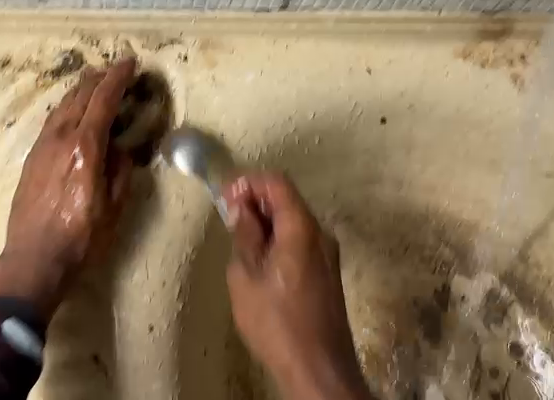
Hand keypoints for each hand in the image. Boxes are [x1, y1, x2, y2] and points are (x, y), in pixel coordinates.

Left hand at [0, 57, 137, 318]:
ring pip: (64, 104)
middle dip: (100, 77)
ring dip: (82, 88)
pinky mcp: (32, 155)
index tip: (130, 63)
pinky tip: (73, 109)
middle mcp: (61, 136)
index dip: (118, 78)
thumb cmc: (81, 237)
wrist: (33, 257)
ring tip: (96, 80)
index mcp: (85, 146)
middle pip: (81, 94)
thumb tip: (122, 149)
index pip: (104, 100)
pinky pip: (53, 118)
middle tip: (116, 68)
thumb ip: (121, 171)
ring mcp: (43, 144)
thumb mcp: (114, 207)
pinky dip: (68, 105)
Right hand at [223, 172, 371, 399]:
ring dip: (267, 222)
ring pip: (294, 222)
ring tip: (241, 240)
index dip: (248, 182)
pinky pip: (301, 241)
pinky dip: (279, 239)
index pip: (276, 182)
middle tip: (229, 217)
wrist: (319, 372)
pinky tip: (261, 261)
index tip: (225, 196)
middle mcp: (320, 235)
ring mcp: (327, 256)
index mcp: (302, 228)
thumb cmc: (277, 322)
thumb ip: (244, 235)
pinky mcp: (327, 275)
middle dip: (256, 201)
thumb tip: (242, 208)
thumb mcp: (246, 275)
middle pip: (287, 199)